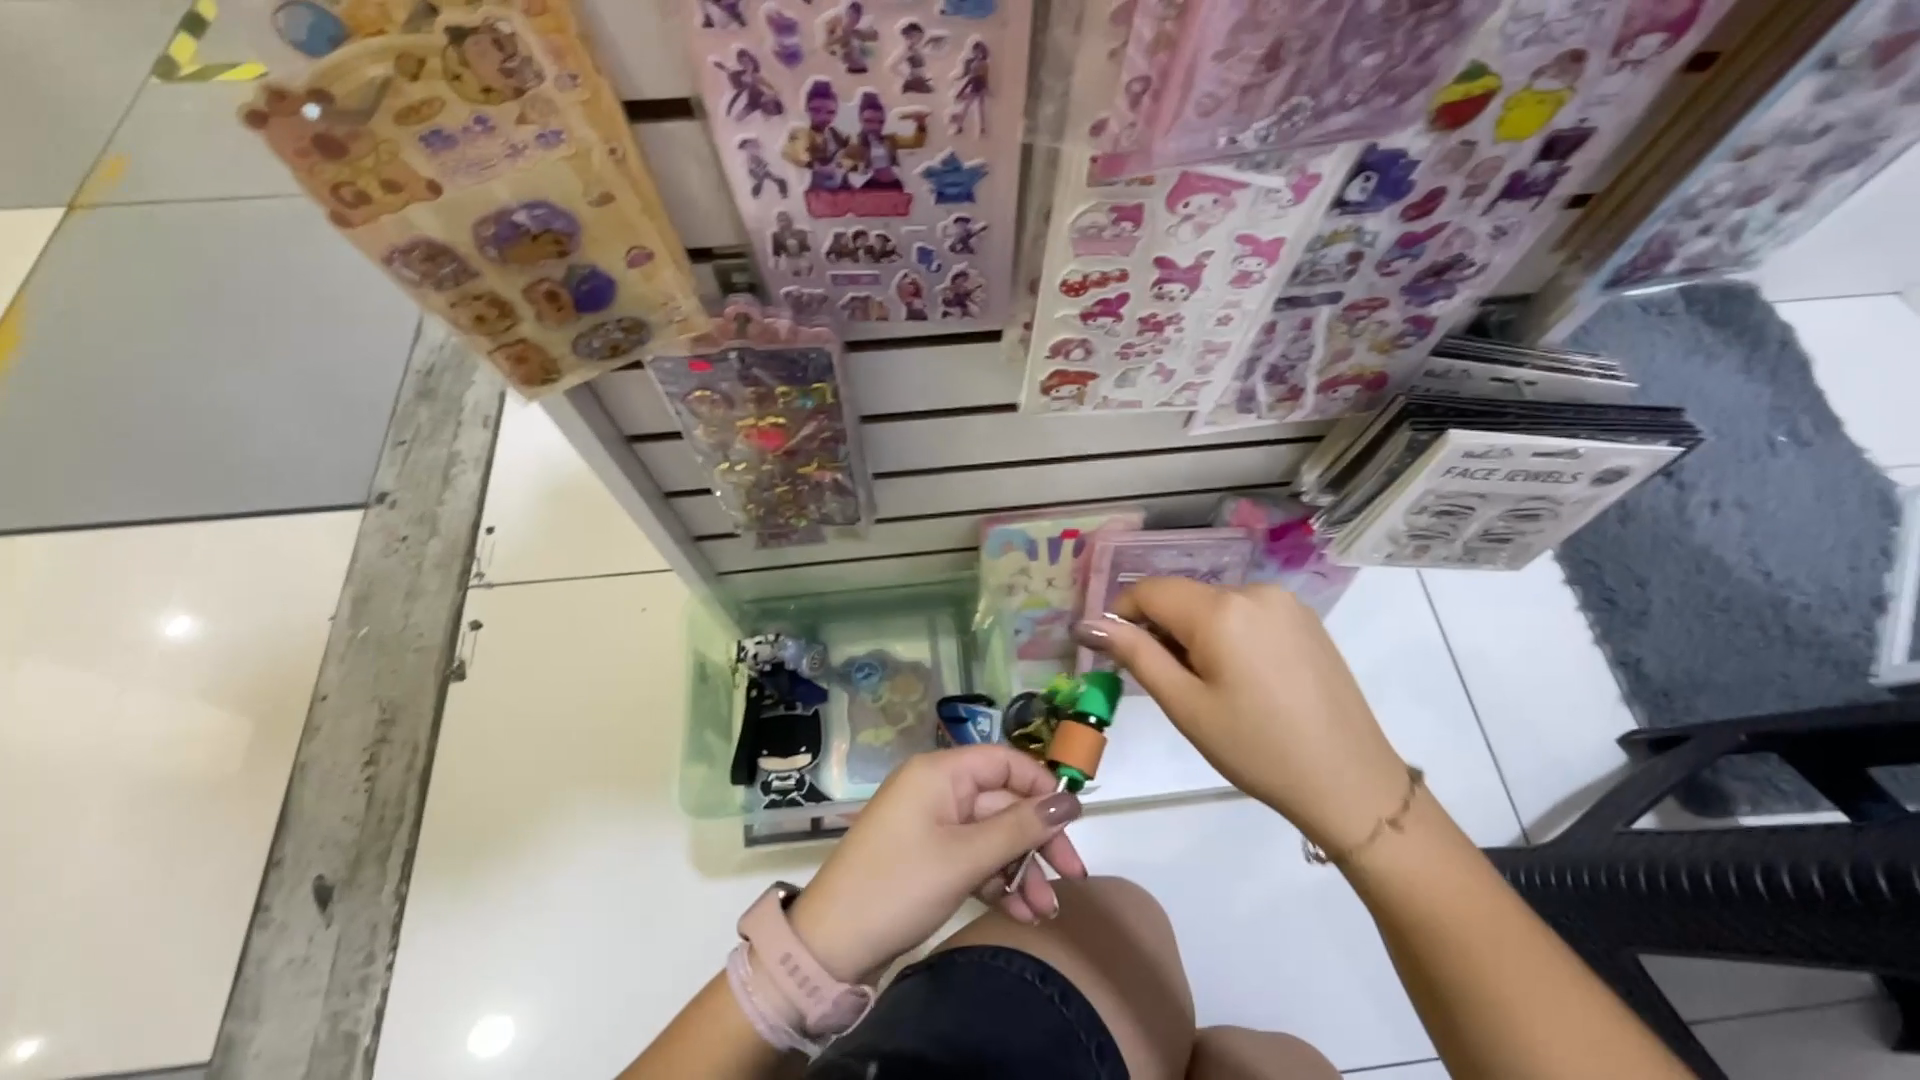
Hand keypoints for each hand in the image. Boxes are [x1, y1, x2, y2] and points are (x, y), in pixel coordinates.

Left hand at [787, 746, 1086, 982]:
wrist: (831, 946)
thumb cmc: (899, 887)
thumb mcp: (965, 857)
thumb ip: (1021, 827)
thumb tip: (1072, 801)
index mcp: (939, 774)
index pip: (1004, 762)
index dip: (1041, 787)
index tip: (1072, 823)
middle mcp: (937, 792)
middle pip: (1003, 804)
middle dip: (1038, 841)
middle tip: (1073, 877)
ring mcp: (931, 827)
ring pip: (992, 837)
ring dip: (1022, 871)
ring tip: (1045, 911)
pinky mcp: (928, 860)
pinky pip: (974, 860)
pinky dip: (998, 883)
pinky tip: (1022, 914)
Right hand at [1075, 580, 1408, 855]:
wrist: (1348, 779)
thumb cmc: (1256, 748)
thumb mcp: (1185, 706)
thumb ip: (1136, 655)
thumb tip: (1089, 624)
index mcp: (1221, 610)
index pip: (1150, 591)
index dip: (1122, 615)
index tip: (1115, 653)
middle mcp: (1254, 591)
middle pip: (1184, 597)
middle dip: (1162, 630)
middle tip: (1168, 685)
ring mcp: (1286, 603)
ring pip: (1215, 605)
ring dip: (1195, 633)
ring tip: (1209, 689)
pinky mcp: (1306, 620)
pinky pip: (1247, 614)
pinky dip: (1228, 636)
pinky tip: (1242, 680)